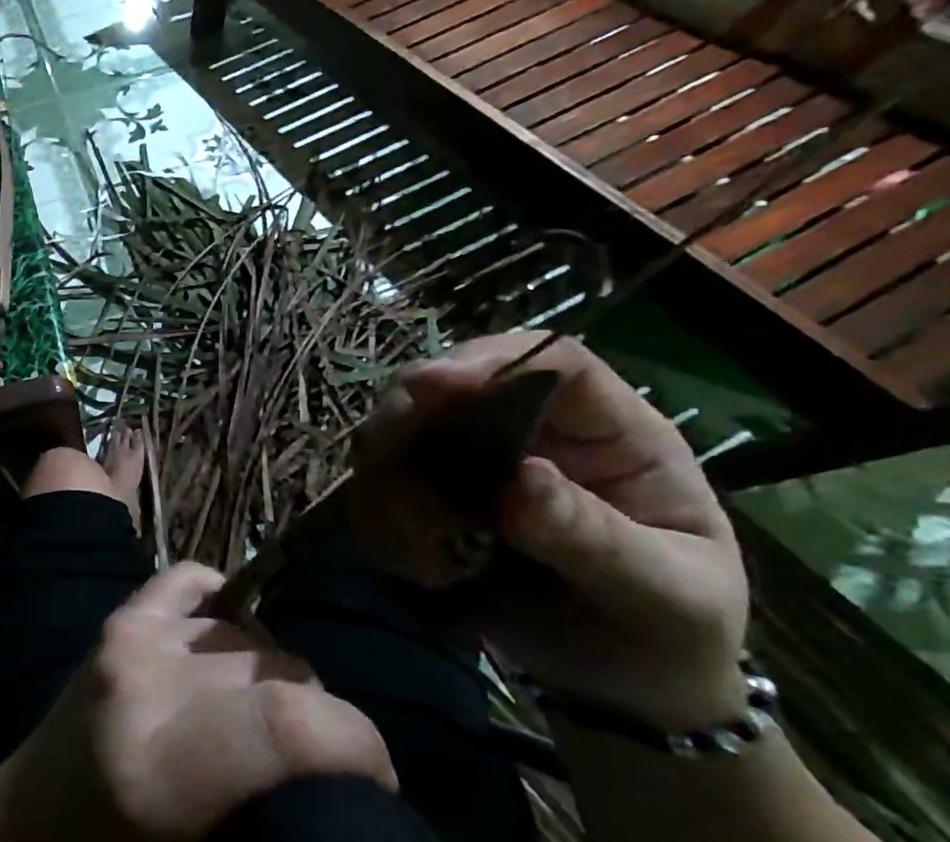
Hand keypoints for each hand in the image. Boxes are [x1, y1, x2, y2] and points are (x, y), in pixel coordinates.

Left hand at [0, 563, 394, 841]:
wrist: (26, 824)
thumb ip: (278, 807)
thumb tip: (347, 778)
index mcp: (162, 768)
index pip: (293, 721)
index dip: (362, 746)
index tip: (375, 786)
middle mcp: (143, 681)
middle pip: (278, 667)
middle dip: (320, 717)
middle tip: (310, 764)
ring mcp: (125, 635)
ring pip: (247, 631)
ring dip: (273, 674)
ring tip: (260, 720)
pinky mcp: (116, 615)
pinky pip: (192, 580)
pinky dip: (226, 608)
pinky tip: (227, 649)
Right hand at [352, 333, 749, 732]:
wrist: (620, 687)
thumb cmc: (668, 634)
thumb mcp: (665, 597)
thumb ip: (596, 538)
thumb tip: (521, 478)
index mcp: (610, 434)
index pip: (554, 361)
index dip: (491, 359)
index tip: (429, 386)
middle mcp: (531, 433)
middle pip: (452, 384)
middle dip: (408, 417)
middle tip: (383, 460)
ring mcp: (473, 462)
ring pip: (400, 431)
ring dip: (389, 479)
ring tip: (423, 546)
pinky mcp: (430, 496)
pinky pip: (379, 484)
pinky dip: (378, 516)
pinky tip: (414, 562)